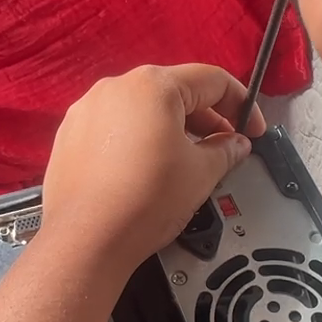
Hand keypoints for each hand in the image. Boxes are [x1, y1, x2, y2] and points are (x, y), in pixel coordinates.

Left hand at [40, 64, 265, 275]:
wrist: (86, 241)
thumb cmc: (145, 202)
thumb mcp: (201, 175)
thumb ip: (225, 151)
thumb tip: (236, 144)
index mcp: (153, 86)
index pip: (212, 80)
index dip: (242, 105)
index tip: (252, 130)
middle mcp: (115, 88)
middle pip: (174, 92)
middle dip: (205, 119)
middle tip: (223, 148)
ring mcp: (87, 111)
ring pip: (142, 110)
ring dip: (171, 130)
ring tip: (185, 163)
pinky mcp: (69, 137)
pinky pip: (114, 129)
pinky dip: (138, 142)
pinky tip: (146, 172)